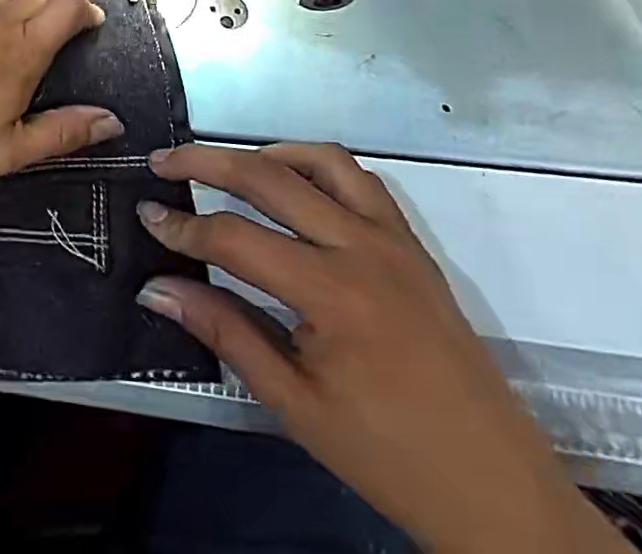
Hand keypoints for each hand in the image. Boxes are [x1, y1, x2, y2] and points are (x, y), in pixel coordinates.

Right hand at [134, 143, 628, 553]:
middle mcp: (364, 248)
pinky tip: (294, 187)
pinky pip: (362, 181)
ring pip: (322, 162)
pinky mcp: (415, 245)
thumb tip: (156, 290)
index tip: (145, 214)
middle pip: (271, 178)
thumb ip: (222, 331)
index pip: (235, 237)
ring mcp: (396, 239)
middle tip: (163, 161)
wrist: (495, 487)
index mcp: (332, 294)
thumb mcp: (292, 401)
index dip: (182, 226)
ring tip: (226, 165)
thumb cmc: (386, 455)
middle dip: (208, 161)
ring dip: (267, 153)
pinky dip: (318, 168)